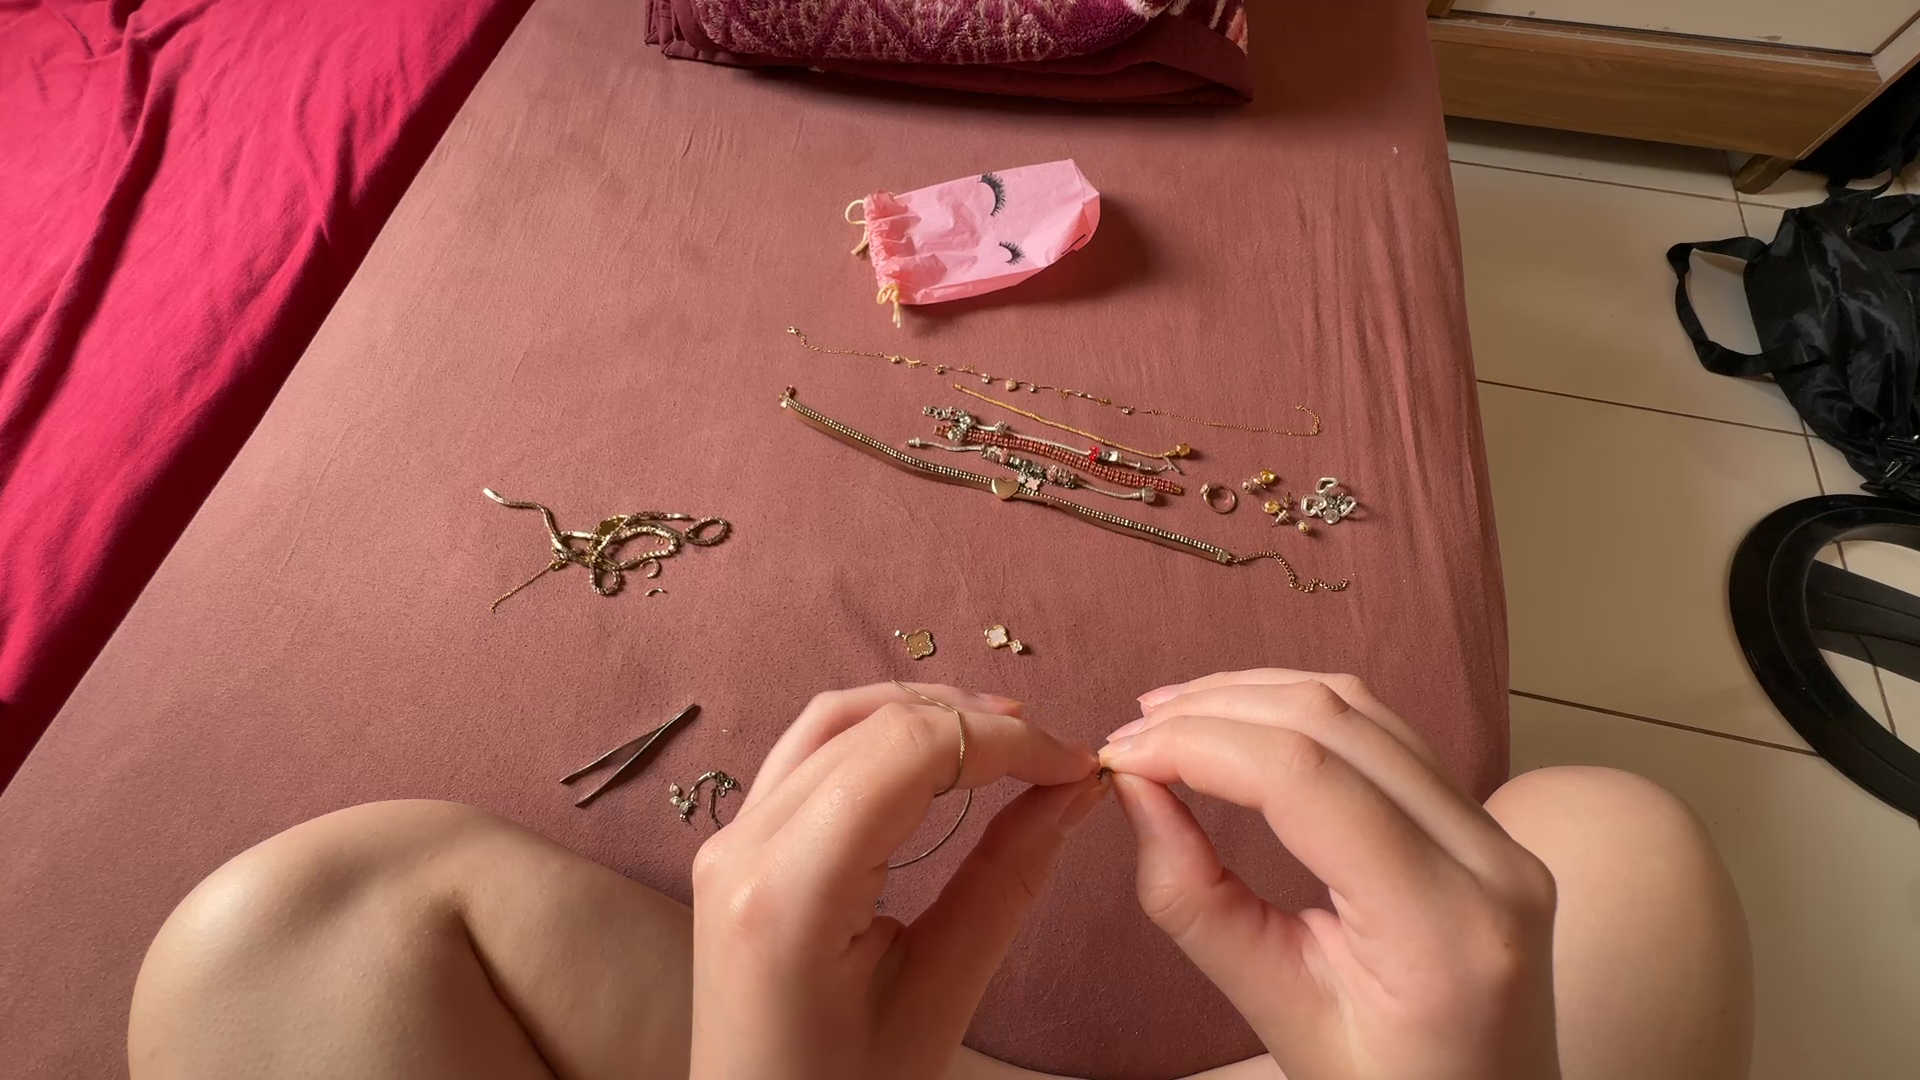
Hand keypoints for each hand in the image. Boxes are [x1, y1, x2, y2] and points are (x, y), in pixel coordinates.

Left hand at [690, 682, 1103, 1079]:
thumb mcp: (941, 1000)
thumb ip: (1008, 880)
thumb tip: (1074, 791)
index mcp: (787, 891)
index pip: (905, 752)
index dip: (1001, 741)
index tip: (1072, 762)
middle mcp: (745, 842)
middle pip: (873, 722)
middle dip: (972, 722)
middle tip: (1049, 751)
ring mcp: (734, 833)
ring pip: (837, 716)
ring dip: (925, 710)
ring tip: (1000, 732)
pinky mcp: (742, 835)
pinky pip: (814, 745)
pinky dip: (883, 726)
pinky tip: (931, 747)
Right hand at [1100, 670, 1559, 1079]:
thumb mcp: (1275, 1012)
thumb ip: (1192, 900)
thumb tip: (1134, 788)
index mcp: (1443, 928)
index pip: (1302, 778)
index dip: (1196, 746)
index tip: (1122, 758)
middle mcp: (1488, 856)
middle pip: (1326, 719)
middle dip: (1209, 711)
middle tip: (1132, 734)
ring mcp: (1492, 825)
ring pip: (1349, 702)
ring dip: (1243, 693)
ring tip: (1166, 714)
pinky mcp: (1473, 809)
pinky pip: (1371, 719)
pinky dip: (1285, 700)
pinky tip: (1232, 715)